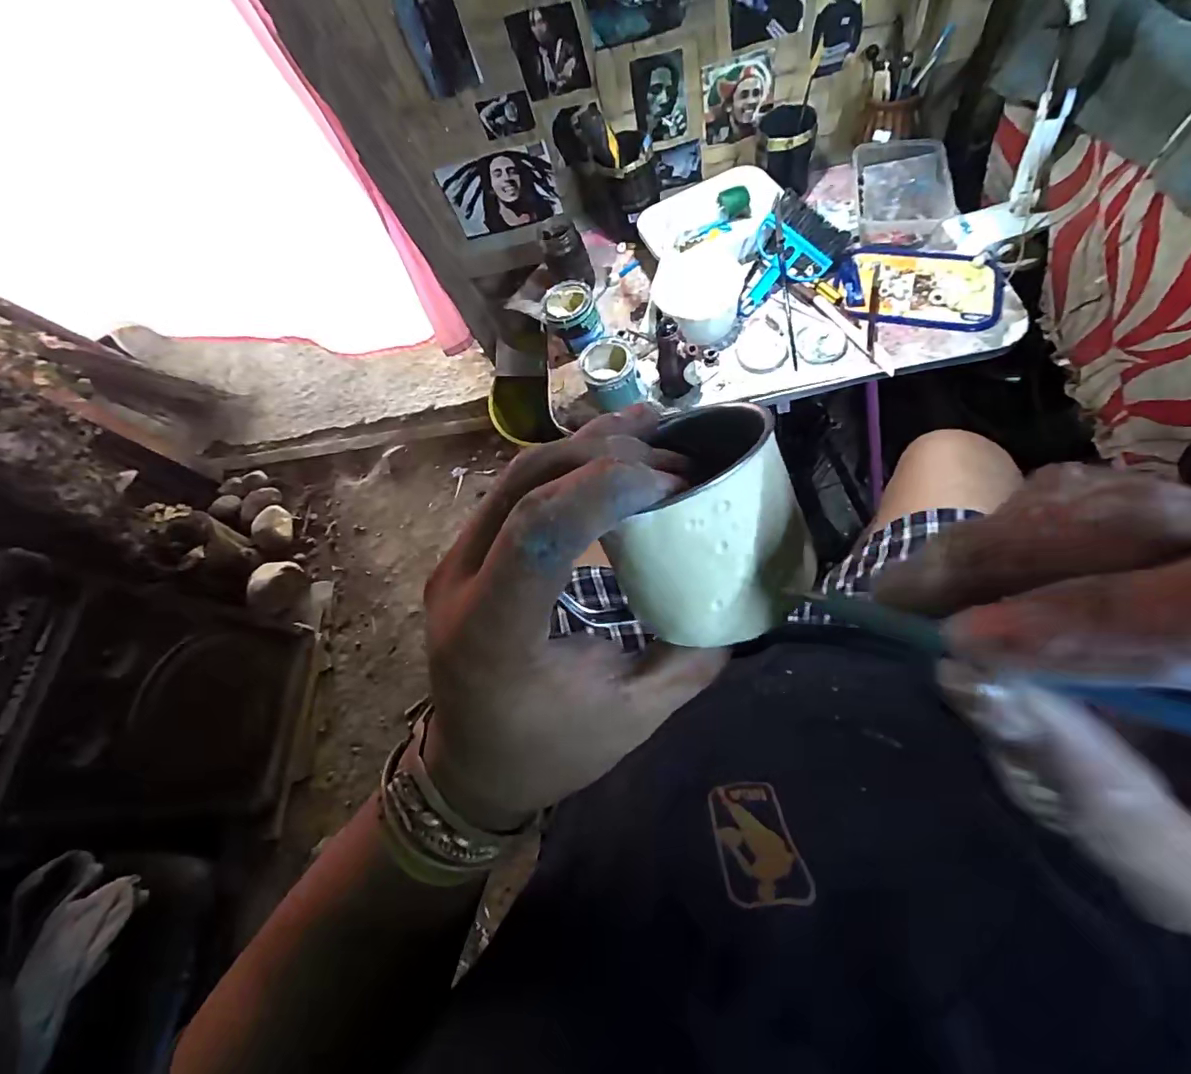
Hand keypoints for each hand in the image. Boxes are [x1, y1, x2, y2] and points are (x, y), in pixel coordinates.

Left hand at [421, 406, 729, 831]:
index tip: (675, 484)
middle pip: (524, 484)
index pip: (538, 530)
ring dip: (583, 445)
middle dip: (604, 456)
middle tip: (676, 456)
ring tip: (648, 424)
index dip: (607, 489)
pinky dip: (563, 466)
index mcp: (493, 632)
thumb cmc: (547, 752)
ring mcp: (452, 562)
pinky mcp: (463, 554)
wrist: (471, 765)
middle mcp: (459, 583)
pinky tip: (607, 451)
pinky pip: (511, 492)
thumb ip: (688, 656)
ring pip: (514, 476)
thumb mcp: (632, 718)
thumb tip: (738, 593)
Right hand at [874, 464, 1190, 972]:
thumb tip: (970, 686)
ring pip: (1102, 499)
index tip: (959, 650)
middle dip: (999, 560)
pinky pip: (1084, 501)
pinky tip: (966, 578)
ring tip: (913, 592)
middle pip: (1149, 521)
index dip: (1091, 621)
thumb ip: (1109, 803)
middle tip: (891, 604)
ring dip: (987, 541)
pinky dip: (1005, 532)